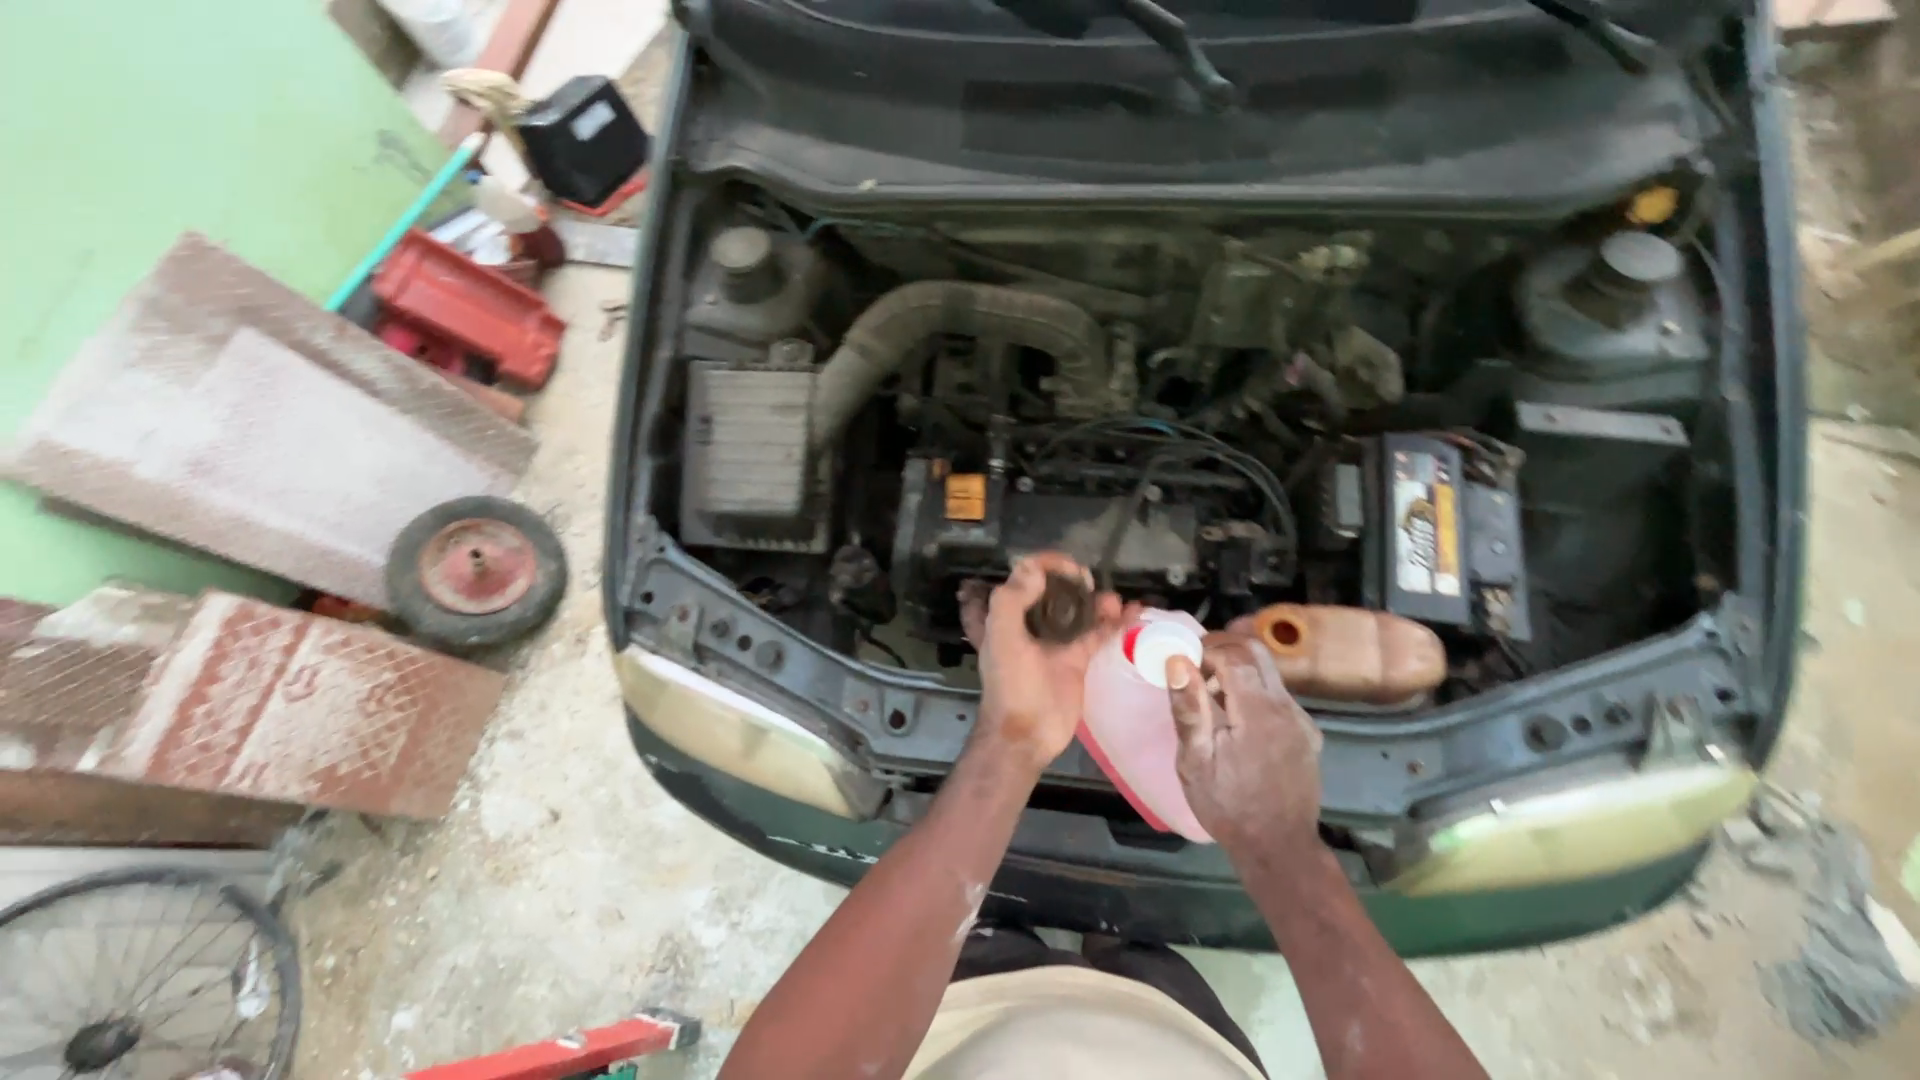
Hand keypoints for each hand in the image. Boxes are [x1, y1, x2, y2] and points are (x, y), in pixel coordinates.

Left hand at [959, 554, 1125, 772]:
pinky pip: (1098, 633)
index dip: (1045, 564)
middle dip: (1072, 580)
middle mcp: (1030, 624)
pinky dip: (1115, 621)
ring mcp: (1056, 642)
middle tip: (1087, 581)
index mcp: (1007, 616)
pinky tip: (1132, 610)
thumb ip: (1012, 600)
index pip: (1024, 576)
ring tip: (1112, 599)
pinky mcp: (1077, 659)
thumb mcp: (1003, 638)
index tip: (1068, 566)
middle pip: (1053, 590)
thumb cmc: (1010, 685)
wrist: (1026, 734)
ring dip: (1096, 600)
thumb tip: (1036, 569)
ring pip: (1078, 610)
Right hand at [1165, 623, 1324, 855]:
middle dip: (1223, 647)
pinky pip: (1278, 694)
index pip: (1234, 655)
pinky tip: (1235, 717)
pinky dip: (1253, 689)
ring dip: (1237, 668)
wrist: (1278, 847)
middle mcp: (1287, 707)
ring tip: (1208, 691)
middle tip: (1194, 662)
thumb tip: (1177, 661)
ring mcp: (1301, 720)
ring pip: (1269, 671)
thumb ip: (1189, 708)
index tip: (1183, 660)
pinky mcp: (1307, 733)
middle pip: (1257, 652)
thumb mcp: (1195, 762)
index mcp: (1258, 711)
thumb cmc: (1227, 806)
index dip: (1206, 649)